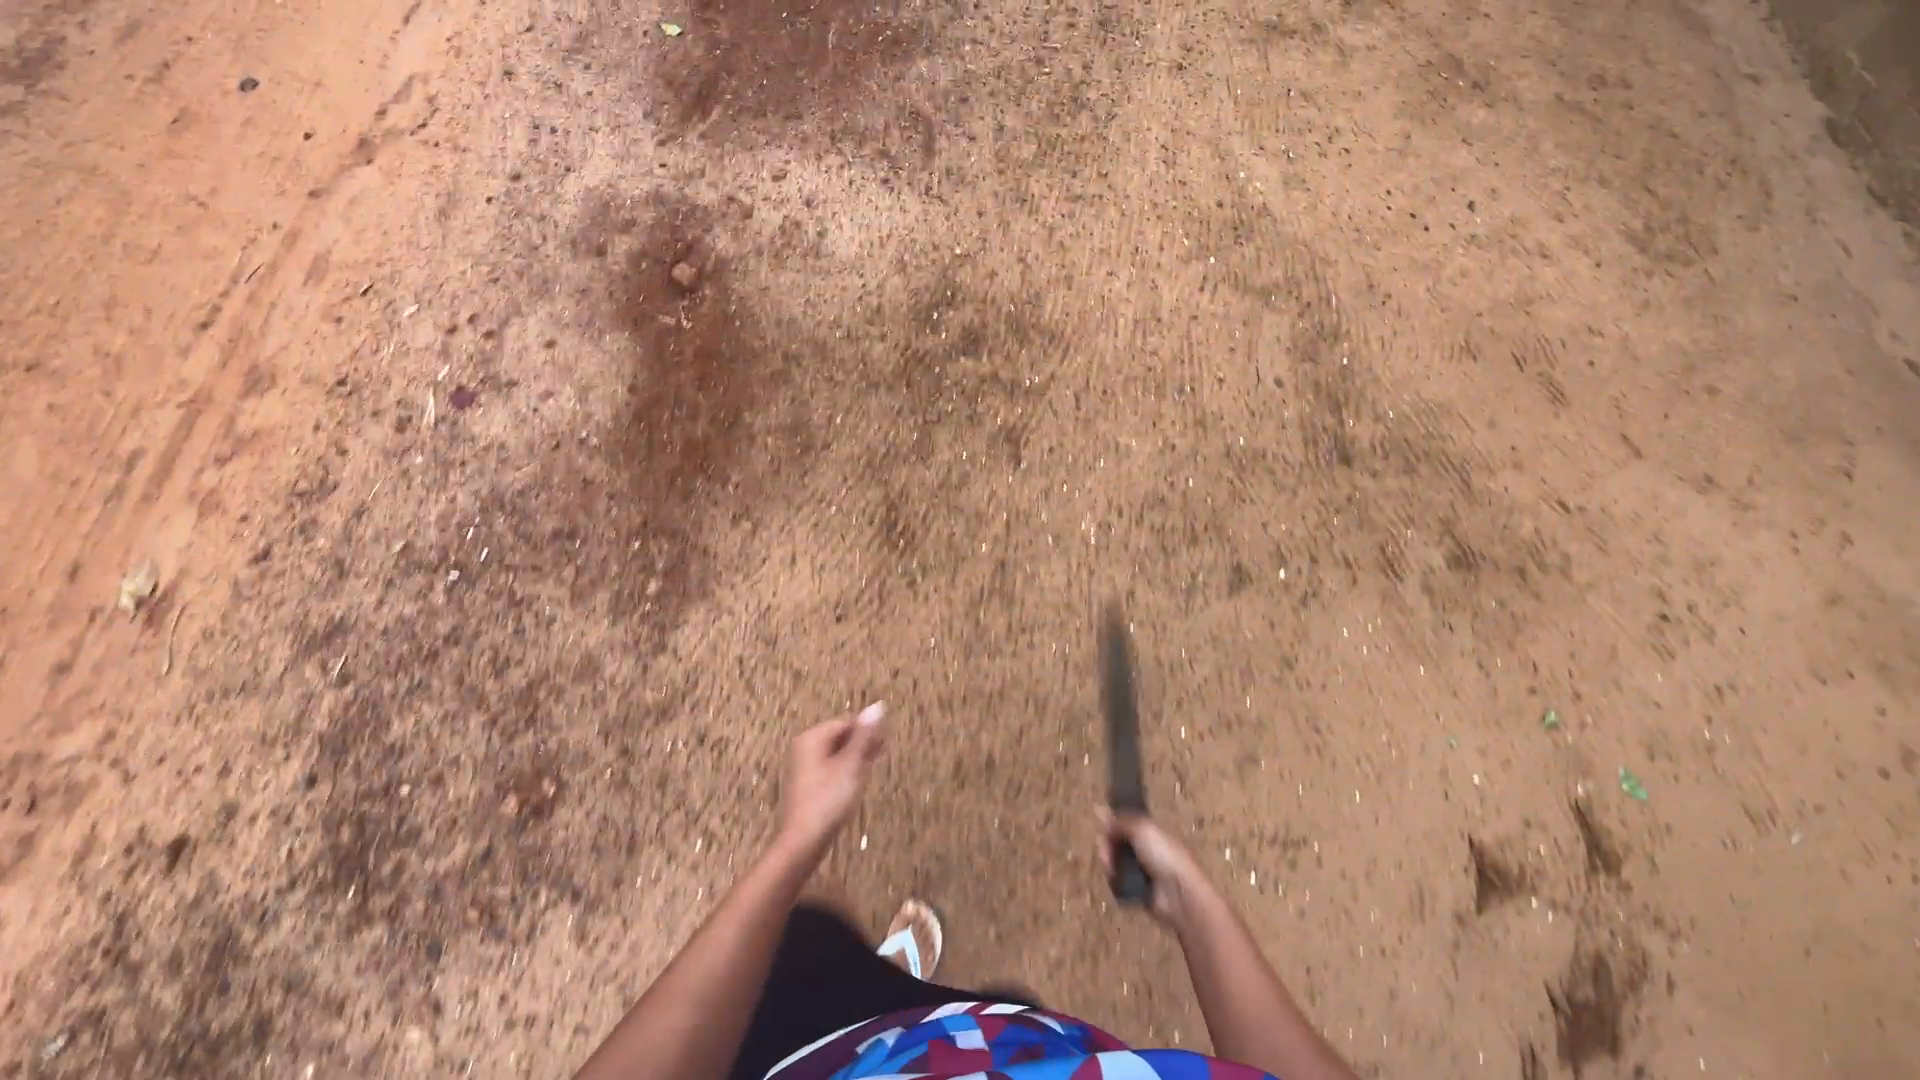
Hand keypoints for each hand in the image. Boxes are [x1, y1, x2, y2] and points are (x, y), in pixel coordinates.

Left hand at [777, 703, 886, 856]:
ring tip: (869, 771)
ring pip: (835, 753)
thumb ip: (864, 736)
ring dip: (854, 758)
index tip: (883, 745)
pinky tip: (855, 783)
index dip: (866, 731)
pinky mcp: (807, 784)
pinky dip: (844, 771)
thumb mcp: (851, 765)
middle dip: (860, 744)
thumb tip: (877, 706)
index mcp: (811, 738)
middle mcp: (804, 747)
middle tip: (879, 757)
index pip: (846, 722)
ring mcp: (803, 767)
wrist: (803, 840)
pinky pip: (830, 768)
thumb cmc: (828, 800)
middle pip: (839, 736)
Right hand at [1097, 810, 1216, 927]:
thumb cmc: (1163, 855)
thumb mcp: (1143, 828)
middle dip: (1109, 845)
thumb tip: (1106, 815)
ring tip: (1110, 866)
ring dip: (1109, 863)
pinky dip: (1114, 881)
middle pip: (1120, 844)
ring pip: (1117, 863)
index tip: (1103, 825)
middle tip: (1105, 850)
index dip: (1115, 824)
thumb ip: (1123, 821)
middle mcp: (1148, 851)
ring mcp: (1144, 872)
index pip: (1129, 825)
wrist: (1178, 892)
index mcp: (1154, 833)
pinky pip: (1119, 883)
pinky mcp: (1138, 891)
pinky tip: (1115, 879)